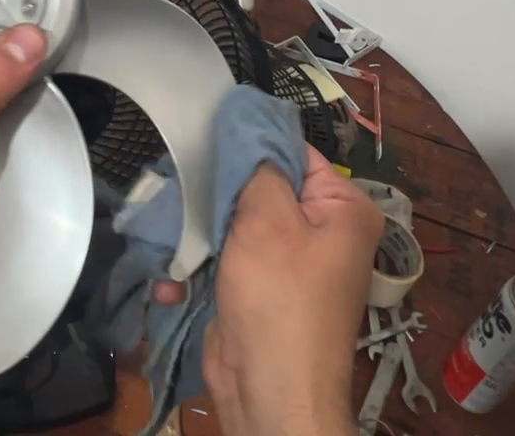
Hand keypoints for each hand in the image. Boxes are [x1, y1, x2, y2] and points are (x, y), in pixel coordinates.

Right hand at [200, 146, 383, 435]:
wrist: (269, 392)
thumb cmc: (278, 298)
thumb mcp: (269, 218)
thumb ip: (258, 165)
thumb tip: (249, 123)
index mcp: (342, 208)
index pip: (294, 151)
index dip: (252, 138)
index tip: (208, 126)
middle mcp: (322, 229)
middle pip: (262, 182)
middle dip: (222, 185)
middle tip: (182, 173)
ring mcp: (289, 258)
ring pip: (237, 216)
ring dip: (204, 224)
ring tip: (171, 219)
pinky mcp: (259, 283)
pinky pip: (228, 251)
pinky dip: (203, 257)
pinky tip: (176, 272)